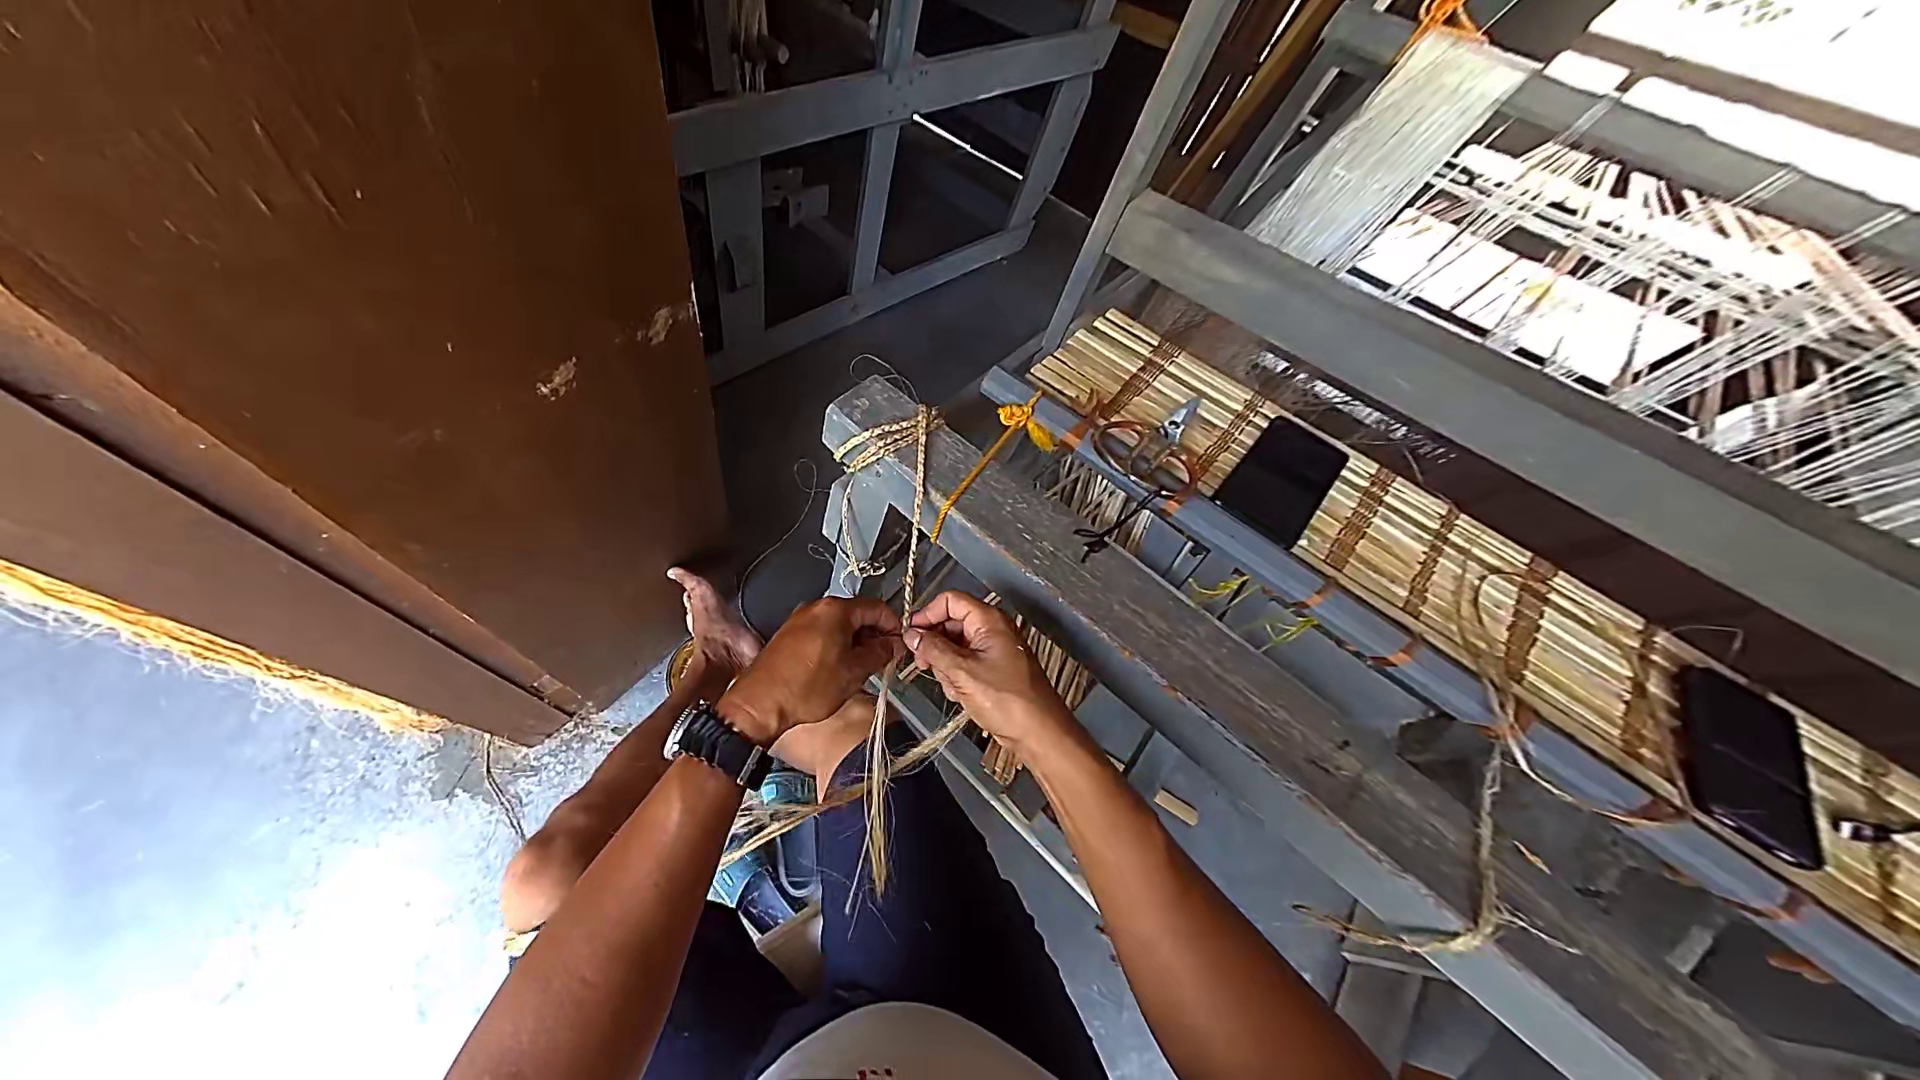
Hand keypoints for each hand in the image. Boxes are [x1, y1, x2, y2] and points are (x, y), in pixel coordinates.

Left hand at [718, 597, 902, 744]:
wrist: (760, 704)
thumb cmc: (803, 689)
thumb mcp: (854, 672)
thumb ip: (880, 653)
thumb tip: (894, 645)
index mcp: (835, 610)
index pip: (877, 608)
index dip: (893, 626)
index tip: (899, 643)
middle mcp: (816, 608)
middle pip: (857, 614)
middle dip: (874, 635)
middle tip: (884, 658)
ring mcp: (800, 620)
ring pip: (839, 625)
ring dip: (855, 642)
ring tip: (862, 667)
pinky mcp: (790, 635)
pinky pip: (822, 633)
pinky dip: (836, 646)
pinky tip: (839, 668)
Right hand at [903, 591, 1077, 755]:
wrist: (1037, 731)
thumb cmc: (1011, 701)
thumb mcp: (962, 672)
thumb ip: (933, 649)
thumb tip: (914, 635)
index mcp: (989, 620)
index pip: (950, 601)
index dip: (928, 615)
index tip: (912, 634)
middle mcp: (993, 630)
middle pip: (951, 623)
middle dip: (935, 644)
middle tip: (925, 662)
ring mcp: (994, 649)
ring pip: (955, 646)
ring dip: (946, 665)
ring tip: (953, 684)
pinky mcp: (993, 669)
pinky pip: (965, 664)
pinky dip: (957, 676)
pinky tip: (961, 693)